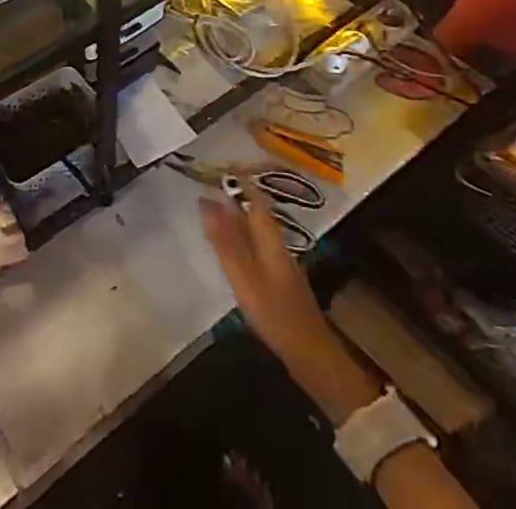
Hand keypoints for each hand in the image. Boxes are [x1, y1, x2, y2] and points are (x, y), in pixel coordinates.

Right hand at [201, 197, 380, 423]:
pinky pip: (256, 245)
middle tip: (213, 181)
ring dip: (238, 215)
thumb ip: (224, 240)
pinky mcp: (278, 280)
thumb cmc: (275, 312)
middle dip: (237, 195)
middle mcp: (277, 246)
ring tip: (215, 206)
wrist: (310, 353)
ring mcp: (280, 264)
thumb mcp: (243, 276)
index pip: (255, 201)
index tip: (225, 162)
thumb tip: (206, 202)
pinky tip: (230, 245)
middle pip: (256, 213)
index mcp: (270, 240)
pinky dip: (241, 235)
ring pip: (257, 229)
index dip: (242, 181)